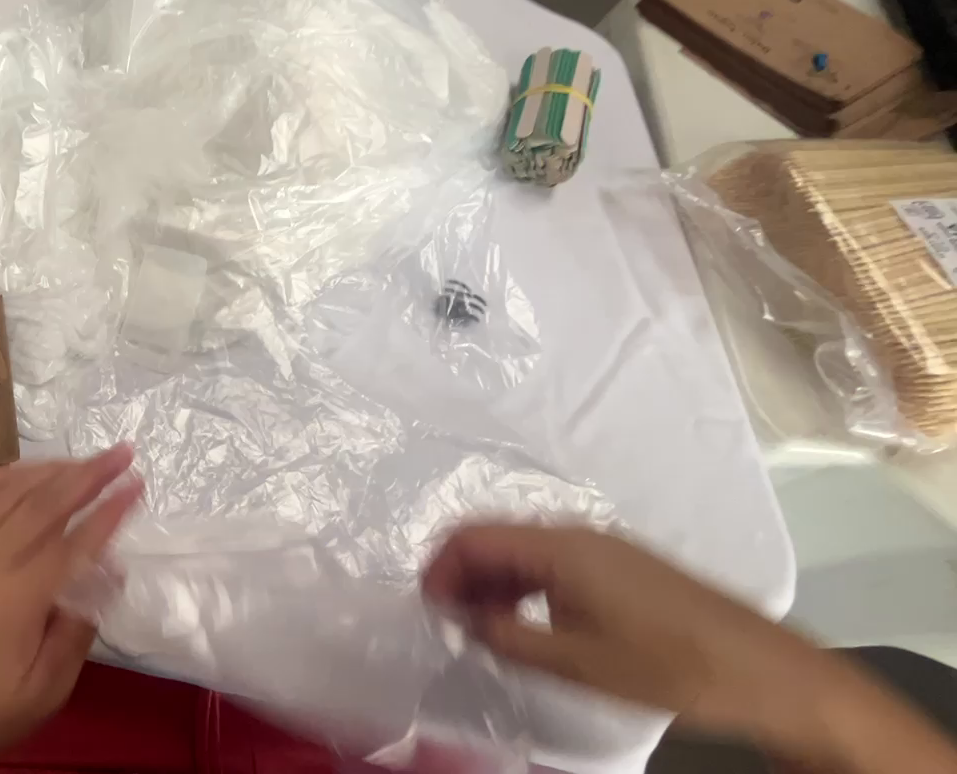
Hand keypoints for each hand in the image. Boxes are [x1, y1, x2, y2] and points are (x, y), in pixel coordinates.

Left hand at [0, 447, 142, 771]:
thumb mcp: (48, 686)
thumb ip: (79, 627)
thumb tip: (107, 573)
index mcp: (16, 597)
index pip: (72, 542)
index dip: (108, 511)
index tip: (136, 485)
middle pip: (44, 502)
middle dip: (89, 473)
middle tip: (123, 453)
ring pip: (13, 488)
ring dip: (54, 467)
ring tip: (89, 460)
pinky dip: (11, 473)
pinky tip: (34, 469)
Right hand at [422, 524, 956, 772]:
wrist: (781, 678)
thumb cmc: (674, 665)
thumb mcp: (579, 663)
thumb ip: (507, 637)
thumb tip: (459, 618)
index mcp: (558, 544)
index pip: (471, 536)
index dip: (440, 568)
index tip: (430, 607)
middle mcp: (574, 532)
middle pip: (493, 538)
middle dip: (462, 575)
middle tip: (452, 620)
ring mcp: (600, 544)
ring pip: (521, 550)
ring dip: (493, 582)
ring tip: (487, 626)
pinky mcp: (620, 563)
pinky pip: (551, 561)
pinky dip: (525, 585)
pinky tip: (532, 621)